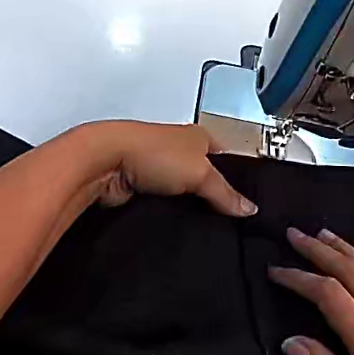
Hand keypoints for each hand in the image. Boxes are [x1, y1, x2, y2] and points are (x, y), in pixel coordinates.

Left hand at [72, 122, 256, 217]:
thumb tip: (248, 208)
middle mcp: (178, 148)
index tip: (245, 197)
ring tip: (196, 217)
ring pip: (182, 191)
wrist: (105, 163)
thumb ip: (226, 194)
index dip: (236, 175)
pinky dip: (167, 211)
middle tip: (223, 213)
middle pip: (204, 175)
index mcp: (198, 136)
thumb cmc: (149, 150)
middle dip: (210, 193)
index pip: (225, 156)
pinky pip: (162, 203)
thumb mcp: (201, 173)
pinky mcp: (141, 187)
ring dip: (186, 203)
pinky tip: (172, 218)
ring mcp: (157, 167)